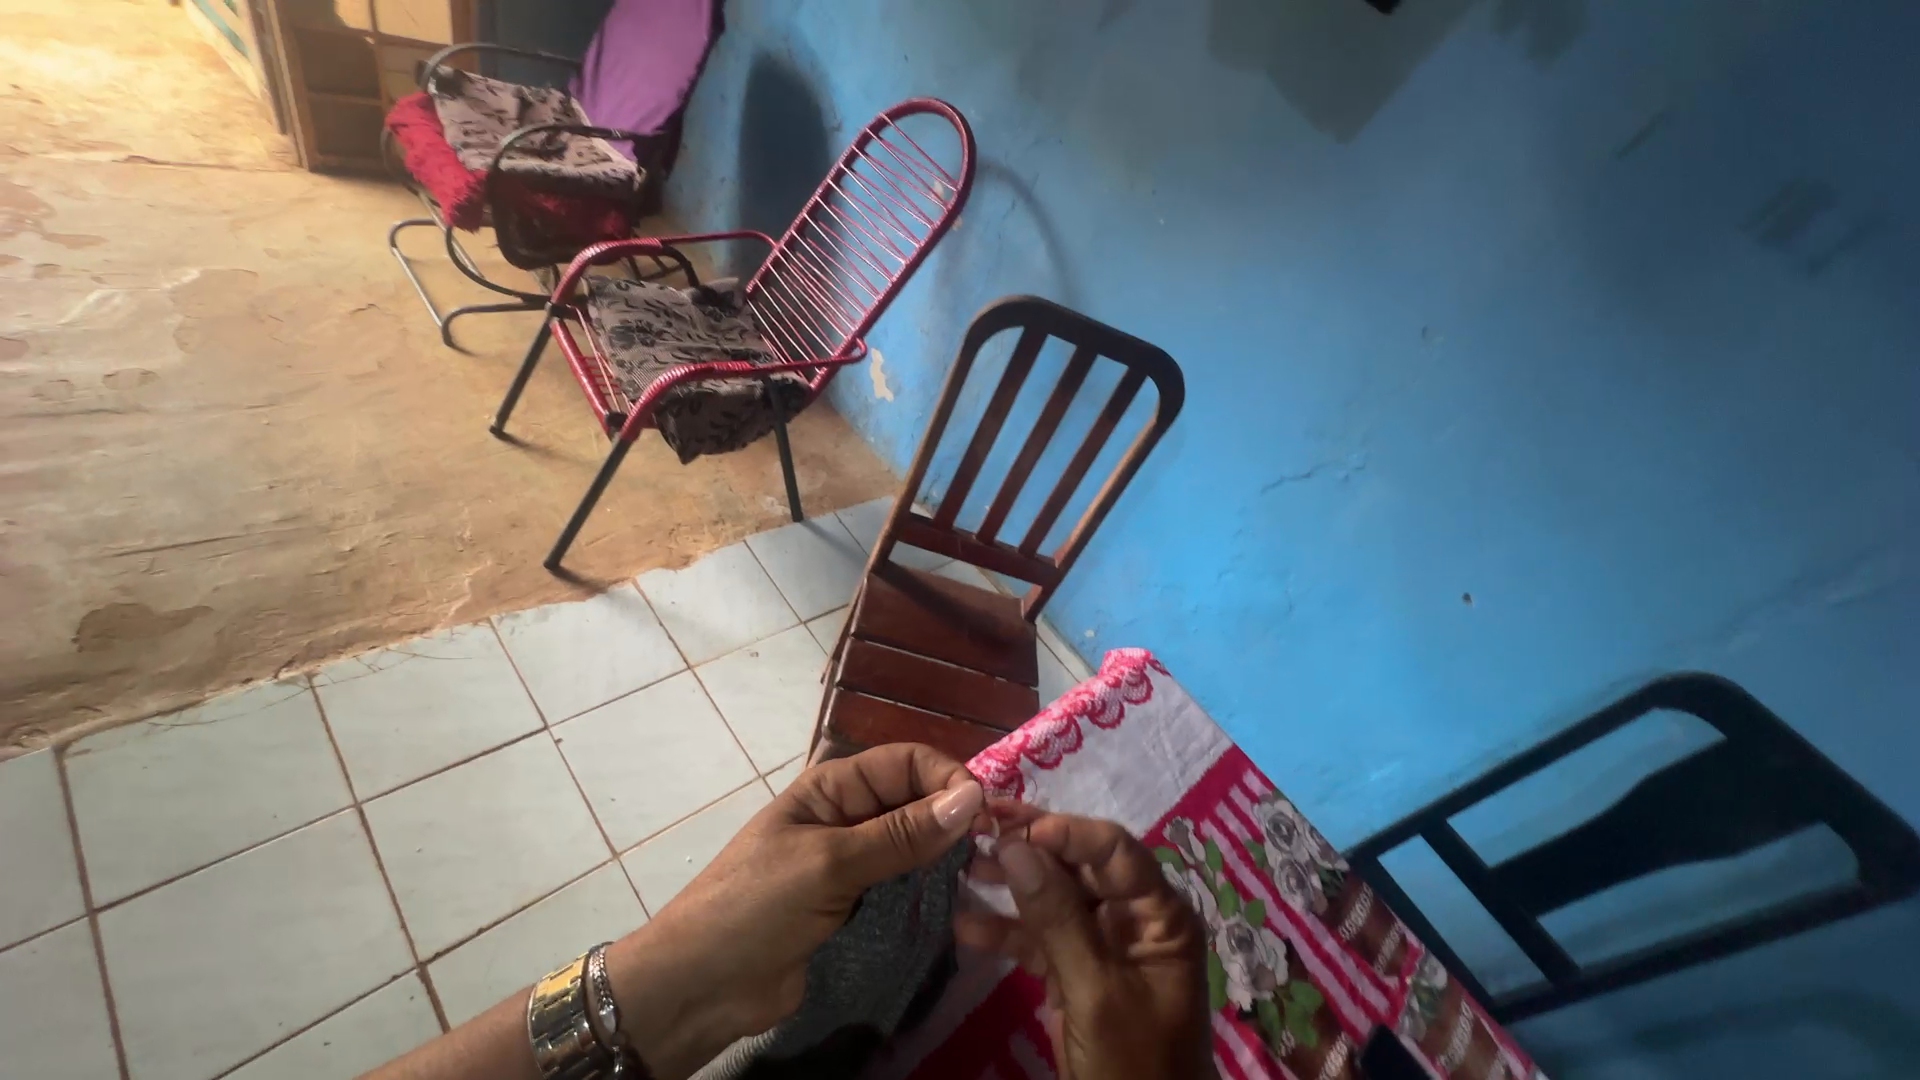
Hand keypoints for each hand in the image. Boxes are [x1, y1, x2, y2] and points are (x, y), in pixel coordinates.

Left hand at [605, 744, 984, 1078]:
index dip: (947, 778)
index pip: (906, 762)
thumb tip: (972, 798)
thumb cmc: (754, 908)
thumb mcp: (829, 864)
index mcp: (833, 786)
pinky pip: (904, 882)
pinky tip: (962, 896)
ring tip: (991, 870)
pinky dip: (932, 885)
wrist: (698, 989)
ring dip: (948, 850)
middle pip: (915, 799)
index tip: (985, 812)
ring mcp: (853, 861)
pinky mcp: (857, 904)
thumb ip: (900, 835)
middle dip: (954, 814)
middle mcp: (848, 815)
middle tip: (999, 845)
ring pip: (915, 842)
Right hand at [958, 807, 1212, 1079]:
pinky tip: (965, 925)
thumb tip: (1014, 846)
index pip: (1113, 850)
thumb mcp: (1094, 989)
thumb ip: (1056, 916)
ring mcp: (1100, 945)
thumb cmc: (1132, 1064)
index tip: (1012, 827)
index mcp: (1158, 914)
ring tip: (962, 864)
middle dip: (1028, 847)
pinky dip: (1005, 933)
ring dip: (1009, 884)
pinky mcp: (1073, 973)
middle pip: (1078, 866)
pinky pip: (1038, 939)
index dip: (1064, 832)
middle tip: (976, 827)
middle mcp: (1131, 918)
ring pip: (1053, 898)